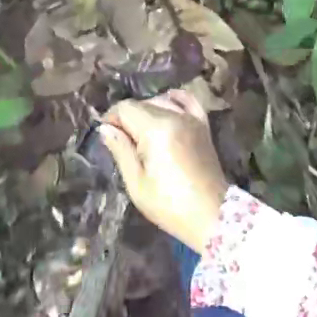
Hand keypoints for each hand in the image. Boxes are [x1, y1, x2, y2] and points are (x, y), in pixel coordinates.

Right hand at [97, 88, 228, 253]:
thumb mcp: (136, 183)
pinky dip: (173, 100)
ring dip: (146, 112)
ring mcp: (192, 118)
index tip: (106, 136)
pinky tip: (164, 109)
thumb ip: (120, 150)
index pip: (125, 108)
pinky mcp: (203, 125)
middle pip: (142, 103)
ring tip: (141, 136)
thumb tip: (104, 128)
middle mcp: (175, 116)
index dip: (111, 119)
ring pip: (160, 101)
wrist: (211, 216)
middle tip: (121, 143)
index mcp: (157, 129)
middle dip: (126, 118)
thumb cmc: (169, 205)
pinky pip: (187, 100)